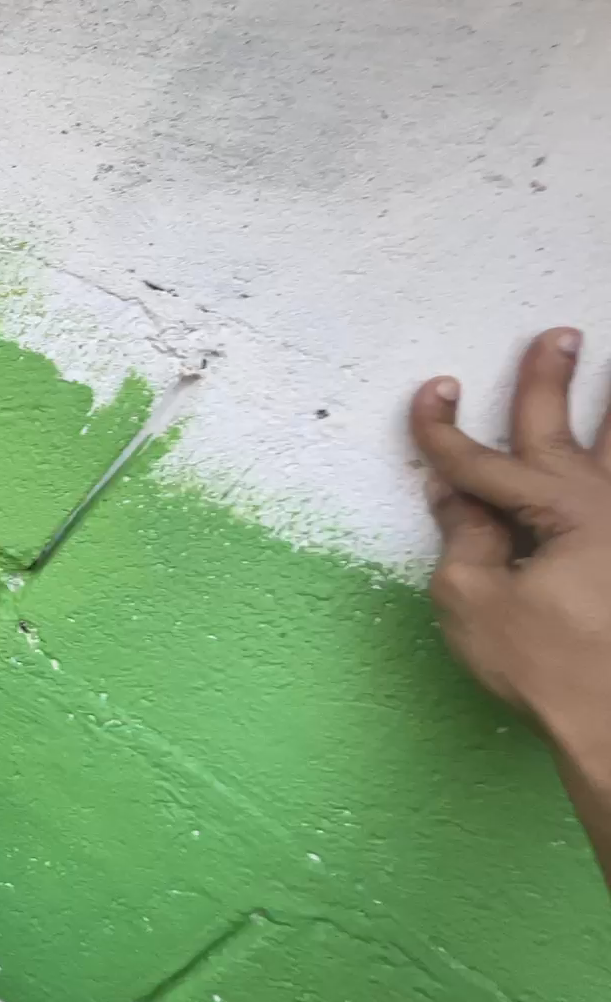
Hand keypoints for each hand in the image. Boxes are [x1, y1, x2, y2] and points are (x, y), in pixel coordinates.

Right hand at [411, 327, 610, 775]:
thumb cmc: (546, 664)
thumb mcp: (473, 597)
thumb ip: (467, 534)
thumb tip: (457, 490)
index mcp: (567, 515)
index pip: (487, 462)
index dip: (446, 430)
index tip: (429, 392)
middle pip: (572, 436)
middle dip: (551, 387)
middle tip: (555, 337)